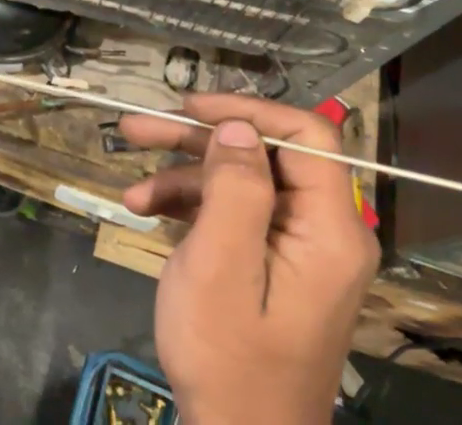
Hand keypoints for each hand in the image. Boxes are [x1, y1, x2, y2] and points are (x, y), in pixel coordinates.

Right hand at [121, 94, 379, 424]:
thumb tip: (238, 127)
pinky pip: (235, 215)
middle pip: (264, 155)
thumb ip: (235, 190)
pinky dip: (190, 209)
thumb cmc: (228, 354)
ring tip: (130, 192)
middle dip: (197, 139)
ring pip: (242, 182)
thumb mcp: (220, 266)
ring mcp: (299, 249)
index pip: (306, 136)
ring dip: (183, 178)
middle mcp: (324, 231)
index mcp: (330, 229)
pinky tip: (146, 213)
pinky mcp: (274, 264)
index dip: (246, 111)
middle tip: (134, 129)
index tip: (188, 108)